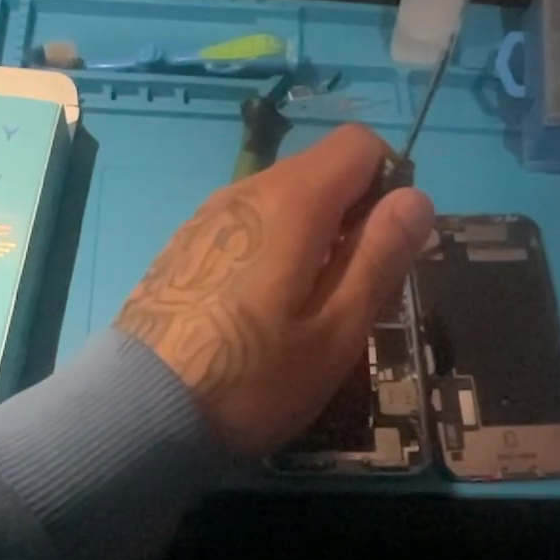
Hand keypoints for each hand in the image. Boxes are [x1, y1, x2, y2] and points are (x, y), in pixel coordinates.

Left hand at [114, 125, 434, 454]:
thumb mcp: (335, 333)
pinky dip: (269, 256)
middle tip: (346, 298)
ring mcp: (206, 219)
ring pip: (281, 204)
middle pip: (320, 174)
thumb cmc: (253, 380)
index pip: (360, 145)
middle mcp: (246, 191)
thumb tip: (417, 197)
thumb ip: (380, 259)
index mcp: (293, 201)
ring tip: (300, 316)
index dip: (389, 187)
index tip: (384, 251)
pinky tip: (254, 317)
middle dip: (351, 221)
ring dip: (309, 242)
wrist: (141, 415)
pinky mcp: (182, 251)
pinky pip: (245, 231)